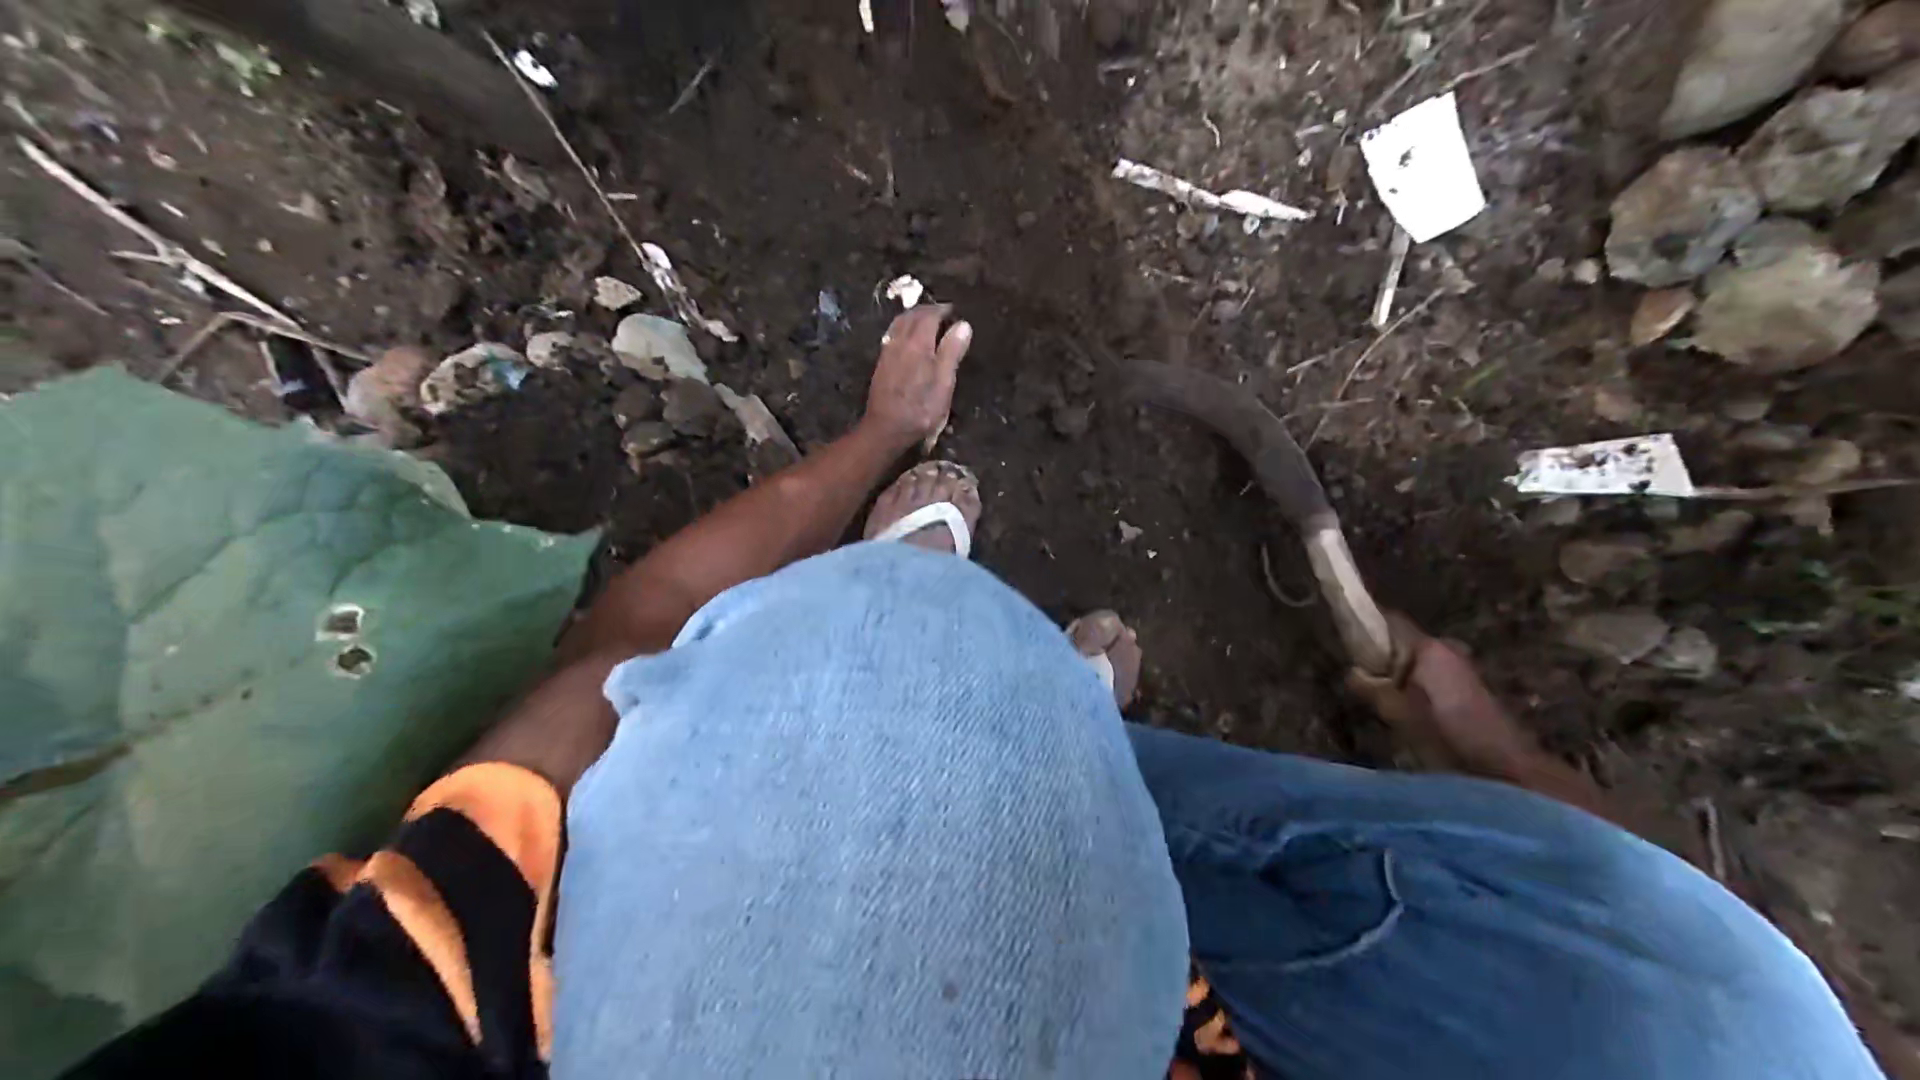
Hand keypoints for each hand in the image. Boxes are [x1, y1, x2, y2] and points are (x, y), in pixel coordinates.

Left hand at [862, 305, 971, 448]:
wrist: (886, 428)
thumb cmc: (921, 409)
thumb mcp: (944, 382)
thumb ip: (952, 351)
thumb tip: (963, 325)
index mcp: (918, 343)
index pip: (929, 315)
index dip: (942, 310)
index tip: (954, 311)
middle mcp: (900, 341)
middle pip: (912, 316)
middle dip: (927, 310)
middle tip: (942, 313)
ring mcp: (887, 352)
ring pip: (899, 324)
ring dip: (913, 317)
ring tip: (926, 321)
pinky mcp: (881, 364)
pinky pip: (892, 335)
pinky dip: (903, 328)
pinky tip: (908, 338)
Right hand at [1347, 614, 1537, 775]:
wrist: (1509, 768)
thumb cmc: (1449, 735)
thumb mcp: (1399, 713)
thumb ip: (1372, 689)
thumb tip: (1352, 672)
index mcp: (1430, 648)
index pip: (1388, 620)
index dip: (1363, 623)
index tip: (1339, 630)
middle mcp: (1446, 649)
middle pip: (1400, 641)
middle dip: (1376, 653)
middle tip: (1355, 673)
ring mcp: (1460, 667)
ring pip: (1413, 659)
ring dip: (1393, 671)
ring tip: (1374, 694)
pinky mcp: (1467, 688)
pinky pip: (1426, 674)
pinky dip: (1410, 683)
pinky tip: (1401, 707)